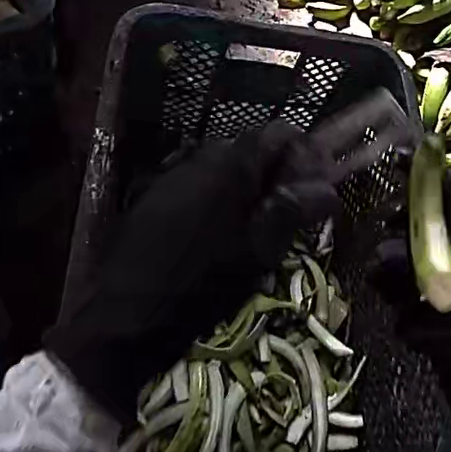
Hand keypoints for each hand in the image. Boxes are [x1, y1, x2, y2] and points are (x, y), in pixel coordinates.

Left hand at [47, 120, 336, 421]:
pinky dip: (218, 196)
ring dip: (247, 185)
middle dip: (277, 171)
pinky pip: (198, 182)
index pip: (280, 133)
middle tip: (291, 209)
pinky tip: (217, 231)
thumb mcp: (258, 251)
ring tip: (256, 224)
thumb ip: (293, 210)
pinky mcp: (152, 195)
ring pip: (224, 166)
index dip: (304, 154)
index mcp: (231, 165)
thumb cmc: (200, 284)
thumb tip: (327, 187)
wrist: (123, 318)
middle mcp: (200, 157)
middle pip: (252, 148)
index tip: (315, 186)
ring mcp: (172, 174)